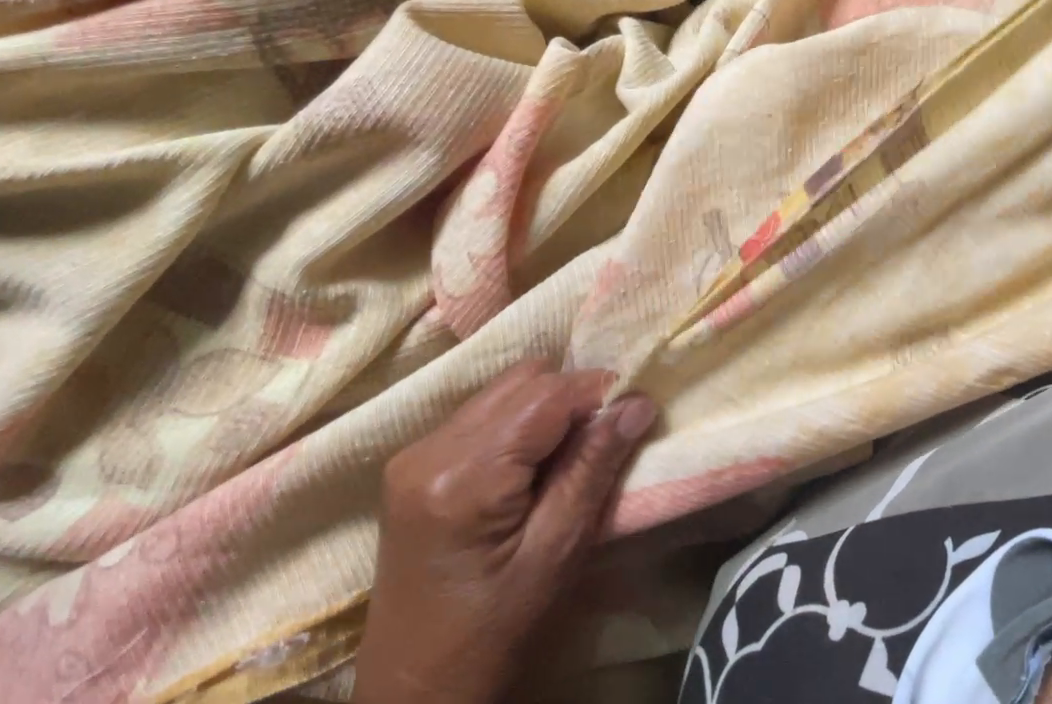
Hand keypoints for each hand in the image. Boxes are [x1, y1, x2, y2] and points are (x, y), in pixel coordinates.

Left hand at [353, 360, 657, 703]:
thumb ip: (593, 467)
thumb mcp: (558, 552)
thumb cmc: (496, 630)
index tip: (635, 414)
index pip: (545, 393)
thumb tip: (638, 401)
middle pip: (522, 379)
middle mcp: (428, 450)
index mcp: (463, 476)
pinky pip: (482, 415)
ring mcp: (414, 455)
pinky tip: (534, 469)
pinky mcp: (413, 467)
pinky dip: (521, 425)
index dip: (598, 392)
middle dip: (574, 397)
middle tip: (603, 441)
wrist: (417, 690)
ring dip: (548, 409)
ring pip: (503, 391)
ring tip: (571, 457)